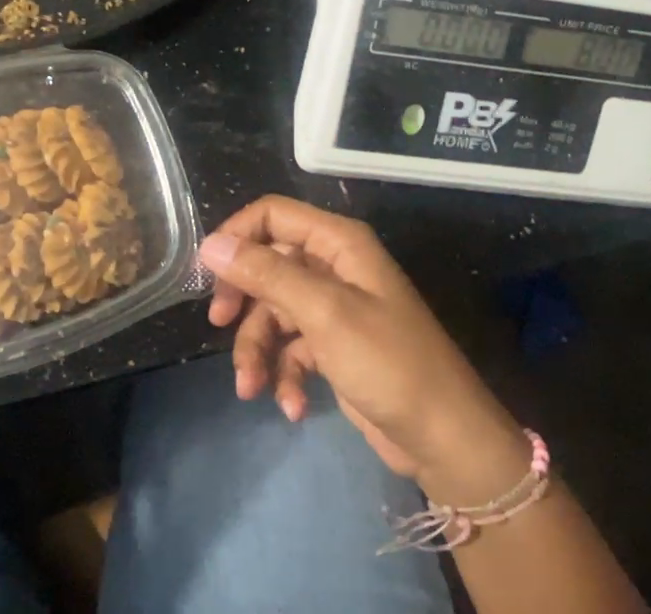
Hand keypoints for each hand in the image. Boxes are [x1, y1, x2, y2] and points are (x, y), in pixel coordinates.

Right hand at [201, 196, 525, 487]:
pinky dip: (285, 376)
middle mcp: (335, 268)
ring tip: (252, 389)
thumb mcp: (324, 313)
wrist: (443, 435)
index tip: (207, 274)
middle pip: (268, 266)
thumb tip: (210, 244)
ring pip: (274, 314)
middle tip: (220, 326)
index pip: (274, 215)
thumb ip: (267, 274)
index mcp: (339, 243)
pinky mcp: (335, 349)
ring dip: (258, 351)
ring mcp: (335, 310)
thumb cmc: (388, 363)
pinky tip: (292, 406)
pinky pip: (293, 350)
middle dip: (243, 300)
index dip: (237, 236)